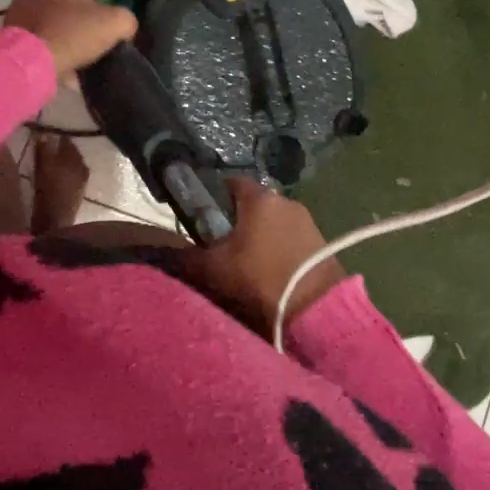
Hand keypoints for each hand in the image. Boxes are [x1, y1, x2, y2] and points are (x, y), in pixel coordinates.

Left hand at [2, 0, 137, 76]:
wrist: (32, 66)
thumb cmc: (72, 32)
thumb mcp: (113, 23)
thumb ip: (123, 19)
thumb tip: (124, 24)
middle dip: (63, 1)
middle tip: (82, 23)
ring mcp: (18, 15)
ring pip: (43, 18)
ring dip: (59, 31)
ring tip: (78, 55)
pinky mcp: (10, 41)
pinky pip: (37, 43)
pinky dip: (51, 53)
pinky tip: (66, 71)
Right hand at [180, 178, 346, 335]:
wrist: (315, 308)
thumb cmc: (259, 278)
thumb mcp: (215, 269)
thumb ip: (188, 257)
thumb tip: (168, 251)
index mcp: (258, 198)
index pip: (232, 182)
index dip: (216, 196)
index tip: (206, 217)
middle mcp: (285, 200)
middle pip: (254, 203)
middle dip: (240, 220)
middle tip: (225, 245)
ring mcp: (306, 219)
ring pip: (275, 220)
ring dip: (262, 235)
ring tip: (251, 264)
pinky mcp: (321, 240)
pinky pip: (292, 236)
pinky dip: (281, 247)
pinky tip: (274, 272)